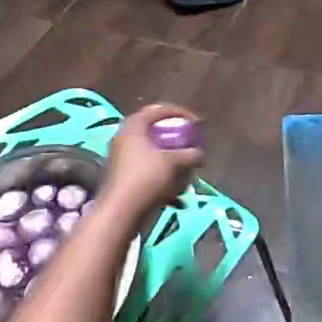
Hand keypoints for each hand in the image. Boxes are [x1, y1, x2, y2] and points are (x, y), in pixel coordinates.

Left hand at [100, 104, 203, 223]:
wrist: (120, 211)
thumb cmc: (146, 179)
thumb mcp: (174, 163)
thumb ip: (191, 155)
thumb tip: (201, 154)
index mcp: (134, 125)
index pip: (160, 109)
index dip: (182, 113)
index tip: (198, 123)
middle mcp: (124, 135)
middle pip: (154, 129)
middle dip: (175, 136)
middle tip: (190, 142)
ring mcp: (120, 155)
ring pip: (150, 149)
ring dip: (169, 156)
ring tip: (185, 166)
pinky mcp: (121, 174)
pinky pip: (145, 165)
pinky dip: (161, 170)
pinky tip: (173, 186)